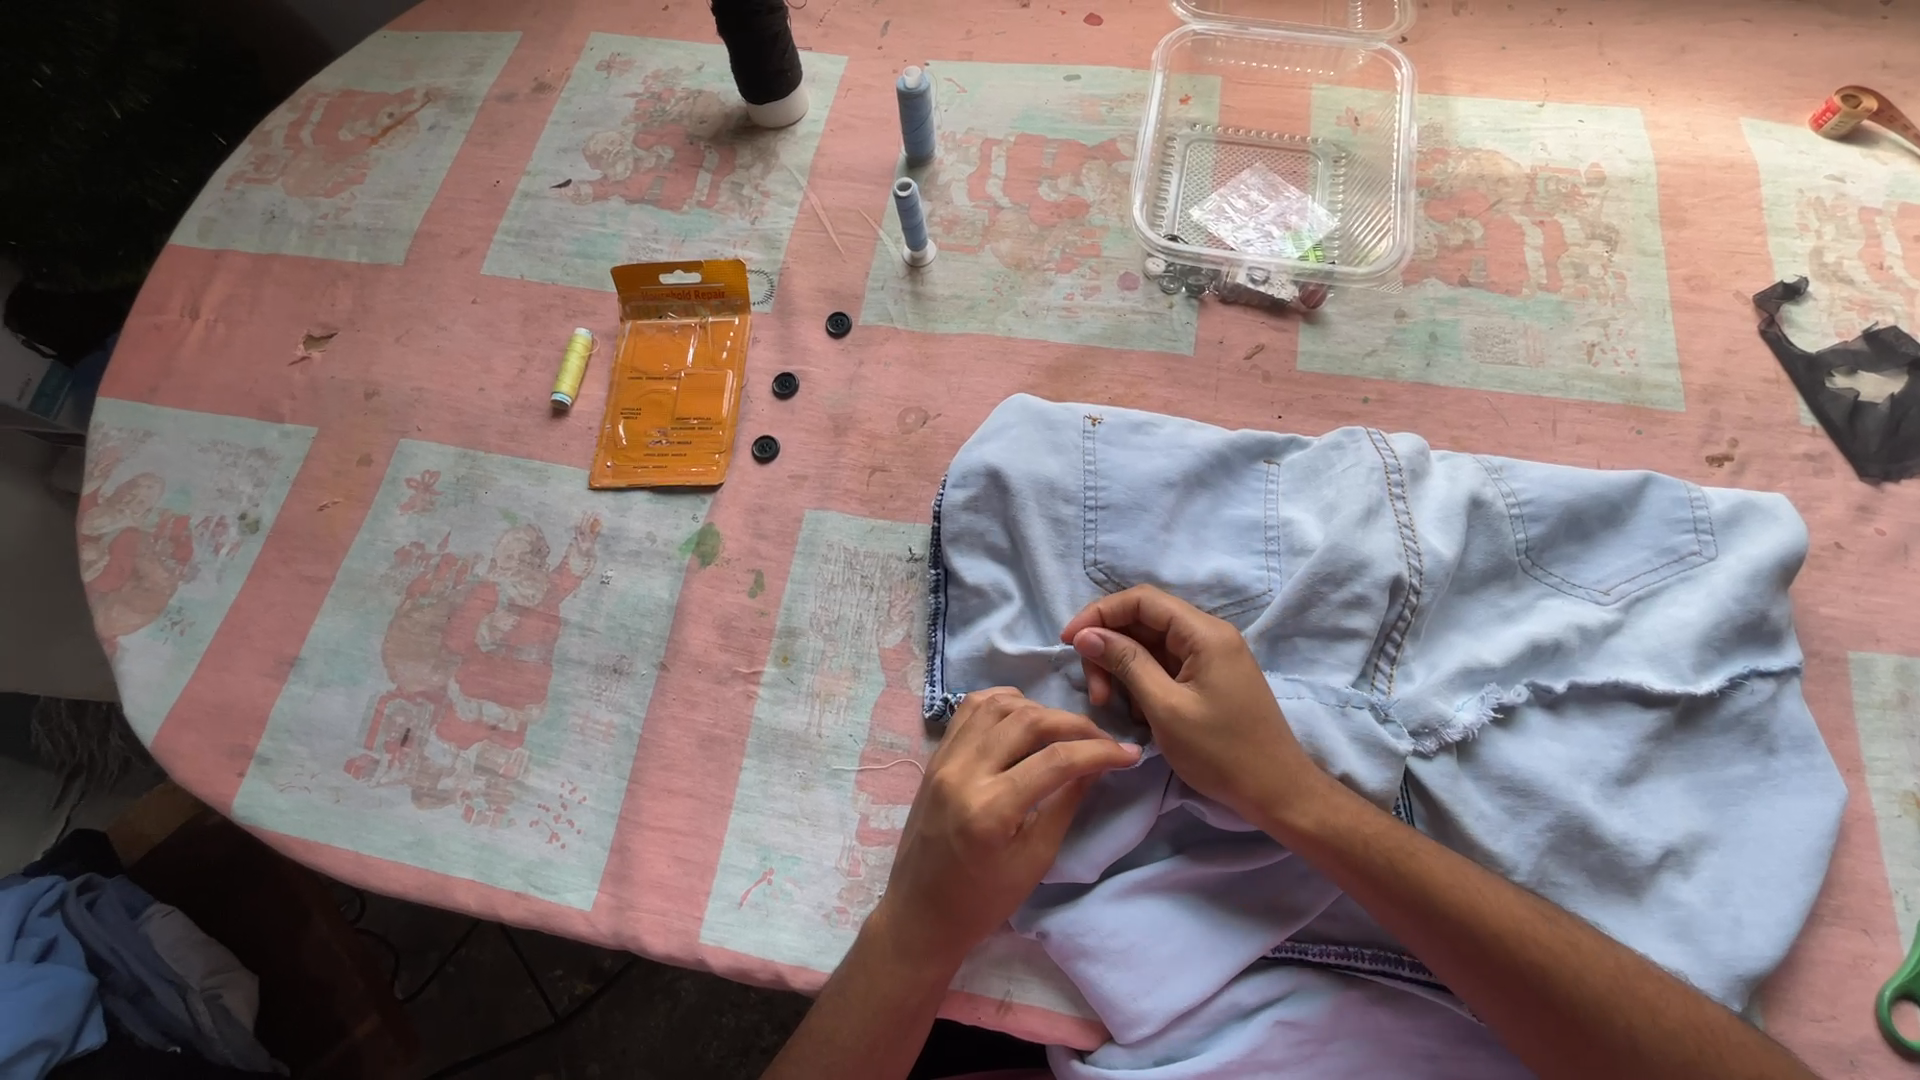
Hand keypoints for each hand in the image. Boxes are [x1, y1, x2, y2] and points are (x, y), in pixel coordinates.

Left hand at [874, 689, 1139, 969]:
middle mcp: (963, 772)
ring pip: (997, 705)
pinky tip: (1024, 715)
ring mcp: (944, 759)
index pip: (1056, 760)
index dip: (1099, 751)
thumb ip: (1065, 803)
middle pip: (1028, 721)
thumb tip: (1096, 764)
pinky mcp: (935, 756)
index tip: (1129, 753)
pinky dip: (1001, 702)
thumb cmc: (981, 901)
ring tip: (1064, 729)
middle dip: (1074, 724)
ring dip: (1038, 708)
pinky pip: (969, 710)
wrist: (919, 914)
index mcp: (991, 808)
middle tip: (1101, 740)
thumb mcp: (1035, 860)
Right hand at [1062, 585, 1324, 825]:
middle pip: (1142, 621)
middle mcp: (1208, 634)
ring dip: (1122, 670)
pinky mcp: (1207, 678)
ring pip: (1149, 645)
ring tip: (1114, 707)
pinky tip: (1138, 715)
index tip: (1068, 641)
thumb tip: (1086, 635)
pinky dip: (1141, 683)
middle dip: (1109, 649)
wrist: (1277, 793)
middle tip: (1096, 693)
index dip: (1099, 614)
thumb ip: (1125, 664)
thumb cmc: (1222, 753)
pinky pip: (1163, 665)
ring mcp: (1209, 656)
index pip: (1141, 600)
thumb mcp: (1165, 708)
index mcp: (1204, 633)